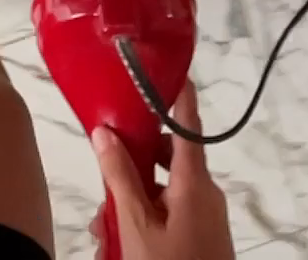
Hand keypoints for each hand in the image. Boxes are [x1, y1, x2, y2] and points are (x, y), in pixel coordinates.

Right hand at [91, 88, 233, 259]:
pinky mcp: (203, 238)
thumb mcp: (137, 225)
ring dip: (132, 199)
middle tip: (101, 178)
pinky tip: (118, 243)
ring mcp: (206, 217)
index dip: (179, 93)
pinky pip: (170, 213)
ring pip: (162, 190)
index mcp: (195, 182)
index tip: (167, 64)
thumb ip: (120, 175)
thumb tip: (104, 130)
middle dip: (131, 164)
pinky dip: (145, 218)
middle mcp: (205, 193)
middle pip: (167, 157)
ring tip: (102, 229)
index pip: (188, 124)